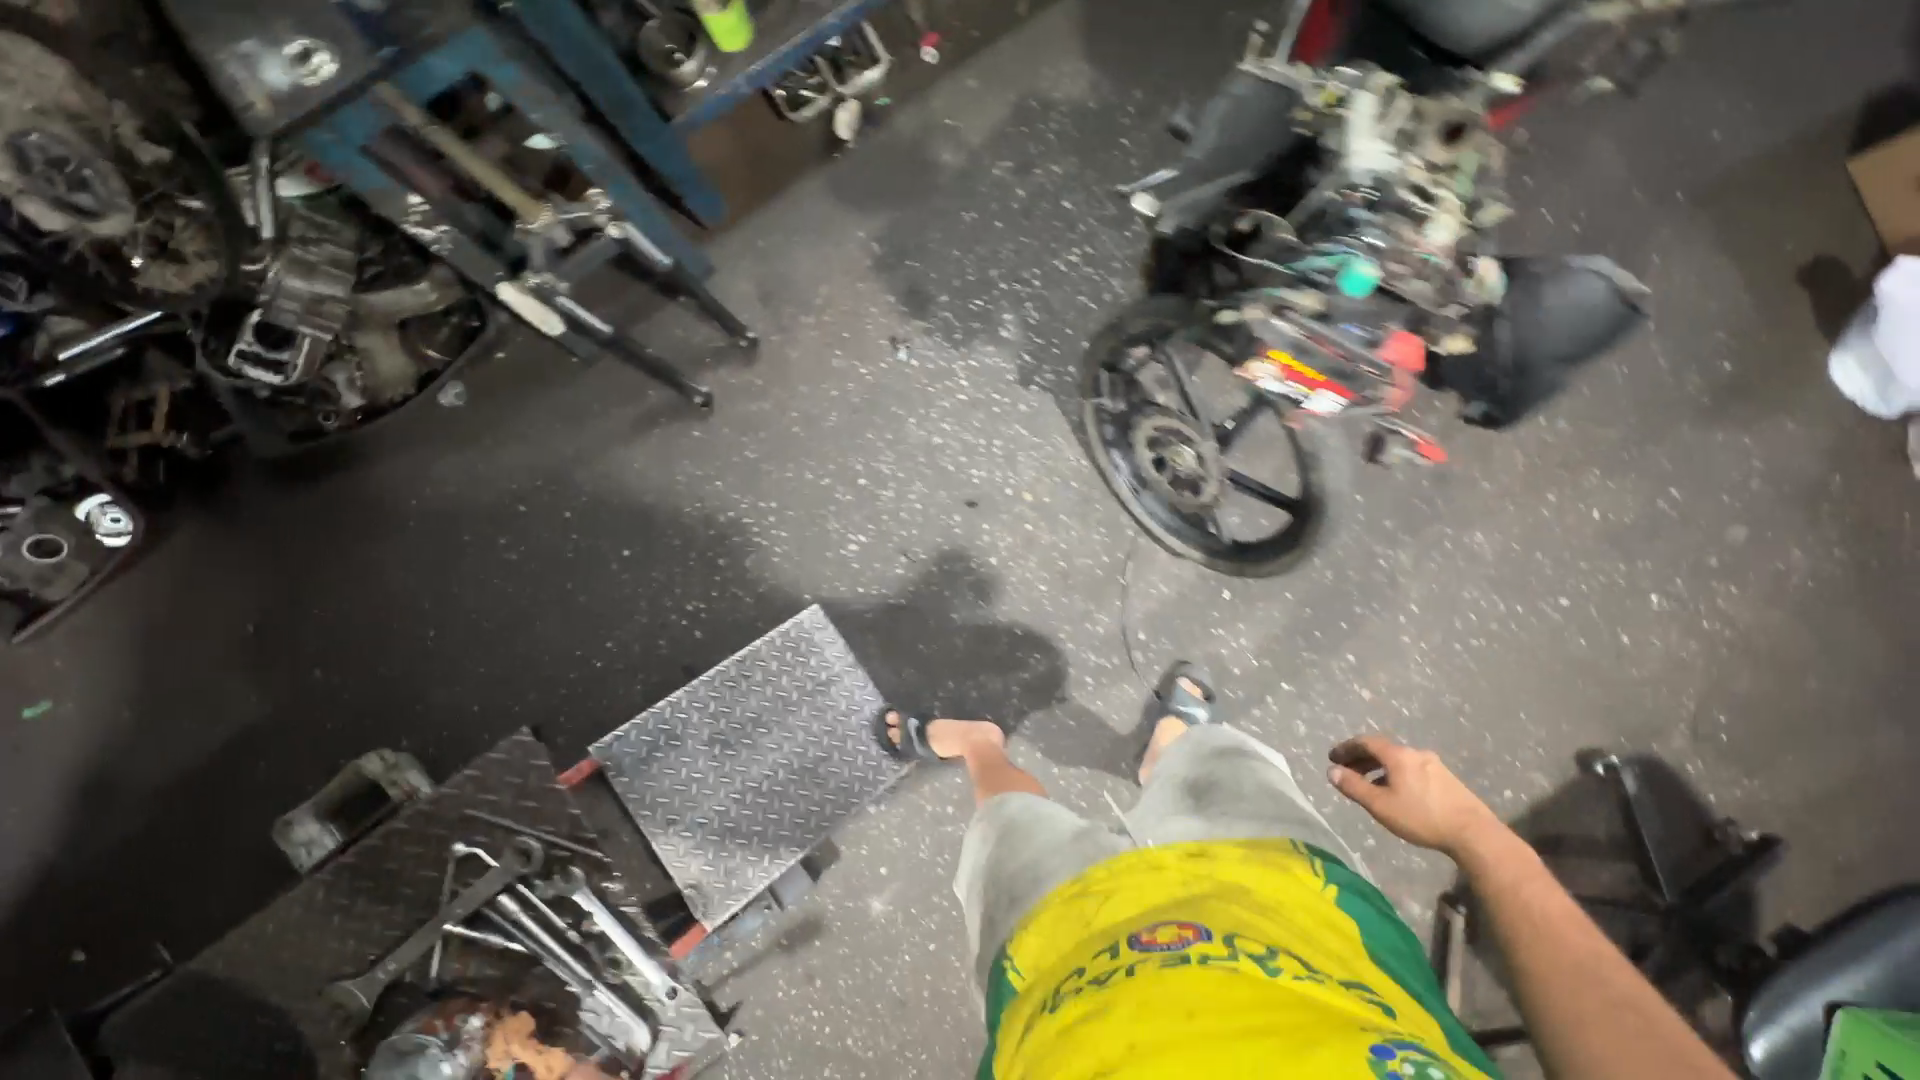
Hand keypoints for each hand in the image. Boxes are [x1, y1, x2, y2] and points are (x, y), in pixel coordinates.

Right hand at [1326, 735, 1509, 858]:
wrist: (1473, 833)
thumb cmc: (1421, 817)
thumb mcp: (1380, 805)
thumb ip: (1354, 787)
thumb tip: (1332, 771)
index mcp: (1398, 756)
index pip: (1366, 742)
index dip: (1346, 748)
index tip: (1332, 758)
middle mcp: (1416, 754)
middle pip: (1383, 750)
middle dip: (1361, 759)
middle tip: (1347, 771)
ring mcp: (1434, 765)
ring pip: (1399, 761)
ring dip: (1379, 768)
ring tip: (1369, 784)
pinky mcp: (1447, 779)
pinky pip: (1412, 769)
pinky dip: (1396, 774)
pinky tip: (1397, 793)